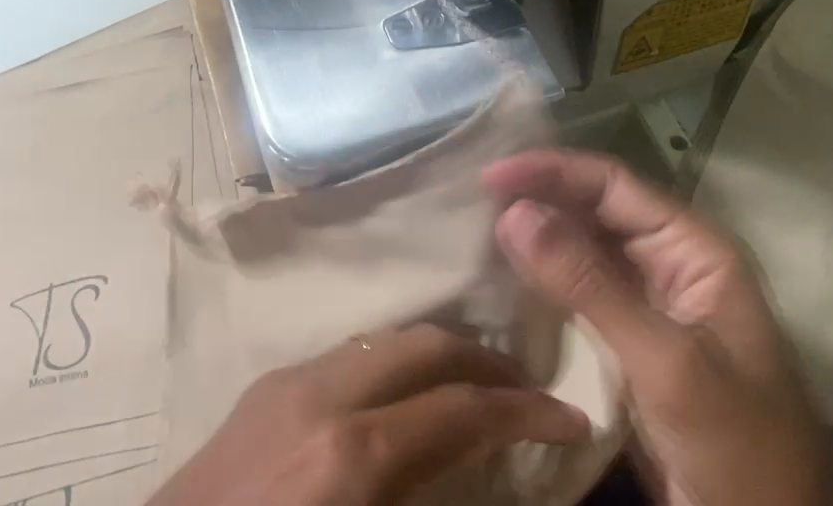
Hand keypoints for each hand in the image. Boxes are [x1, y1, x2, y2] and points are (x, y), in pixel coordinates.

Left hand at [147, 323, 589, 505]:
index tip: (571, 417)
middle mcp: (321, 396)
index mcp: (354, 451)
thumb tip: (482, 462)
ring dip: (434, 356)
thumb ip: (429, 492)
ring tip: (469, 385)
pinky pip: (344, 358)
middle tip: (524, 388)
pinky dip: (389, 366)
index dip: (526, 410)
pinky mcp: (261, 387)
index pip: (462, 408)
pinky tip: (399, 397)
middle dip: (484, 359)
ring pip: (381, 342)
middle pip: (423, 346)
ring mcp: (285, 383)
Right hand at [484, 150, 832, 505]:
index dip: (551, 172)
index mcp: (696, 251)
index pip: (614, 186)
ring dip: (535, 238)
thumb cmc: (735, 440)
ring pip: (582, 251)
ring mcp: (650, 305)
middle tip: (471, 201)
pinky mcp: (628, 343)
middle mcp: (671, 265)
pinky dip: (540, 281)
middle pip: (595, 212)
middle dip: (538, 199)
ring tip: (475, 229)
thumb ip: (589, 284)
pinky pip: (577, 294)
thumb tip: (513, 211)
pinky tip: (502, 279)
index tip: (488, 176)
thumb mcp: (664, 359)